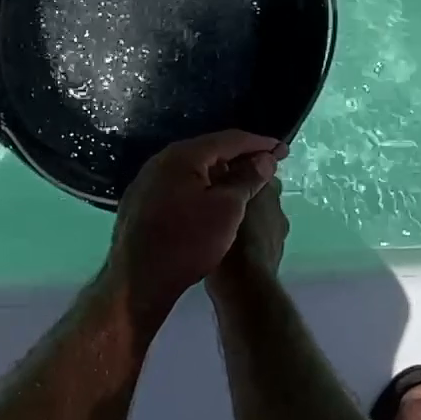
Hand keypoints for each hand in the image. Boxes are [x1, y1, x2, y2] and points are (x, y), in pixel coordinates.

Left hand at [108, 131, 286, 312]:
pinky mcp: (142, 200)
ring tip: (247, 181)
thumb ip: (247, 179)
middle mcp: (160, 160)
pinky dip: (202, 185)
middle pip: (209, 150)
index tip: (282, 149)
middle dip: (240, 156)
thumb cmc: (187, 242)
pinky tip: (214, 197)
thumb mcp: (227, 210)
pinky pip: (179, 183)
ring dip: (222, 172)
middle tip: (268, 164)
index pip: (229, 139)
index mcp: (182, 155)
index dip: (259, 143)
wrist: (138, 279)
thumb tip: (265, 157)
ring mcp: (147, 180)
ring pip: (193, 168)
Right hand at [210, 175, 289, 301]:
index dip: (239, 165)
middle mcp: (277, 206)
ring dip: (245, 215)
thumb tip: (218, 160)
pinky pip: (259, 236)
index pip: (258, 164)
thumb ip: (220, 179)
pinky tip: (229, 244)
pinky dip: (248, 236)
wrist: (246, 286)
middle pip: (258, 189)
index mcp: (267, 188)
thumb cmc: (230, 239)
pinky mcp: (274, 253)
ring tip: (219, 222)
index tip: (220, 170)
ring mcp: (278, 231)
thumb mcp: (216, 201)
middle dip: (241, 190)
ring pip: (260, 214)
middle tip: (216, 196)